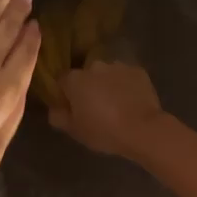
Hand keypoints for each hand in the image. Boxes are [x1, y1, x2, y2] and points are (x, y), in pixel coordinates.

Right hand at [49, 59, 166, 158]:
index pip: (62, 81)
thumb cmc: (104, 131)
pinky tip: (130, 102)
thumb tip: (54, 109)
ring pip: (107, 74)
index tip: (72, 108)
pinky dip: (126, 85)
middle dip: (88, 87)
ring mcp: (118, 66)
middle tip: (94, 108)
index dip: (65, 94)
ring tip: (115, 106)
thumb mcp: (75, 131)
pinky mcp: (138, 71)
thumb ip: (59, 117)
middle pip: (86, 75)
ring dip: (107, 85)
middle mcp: (95, 66)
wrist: (142, 129)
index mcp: (75, 79)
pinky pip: (126, 77)